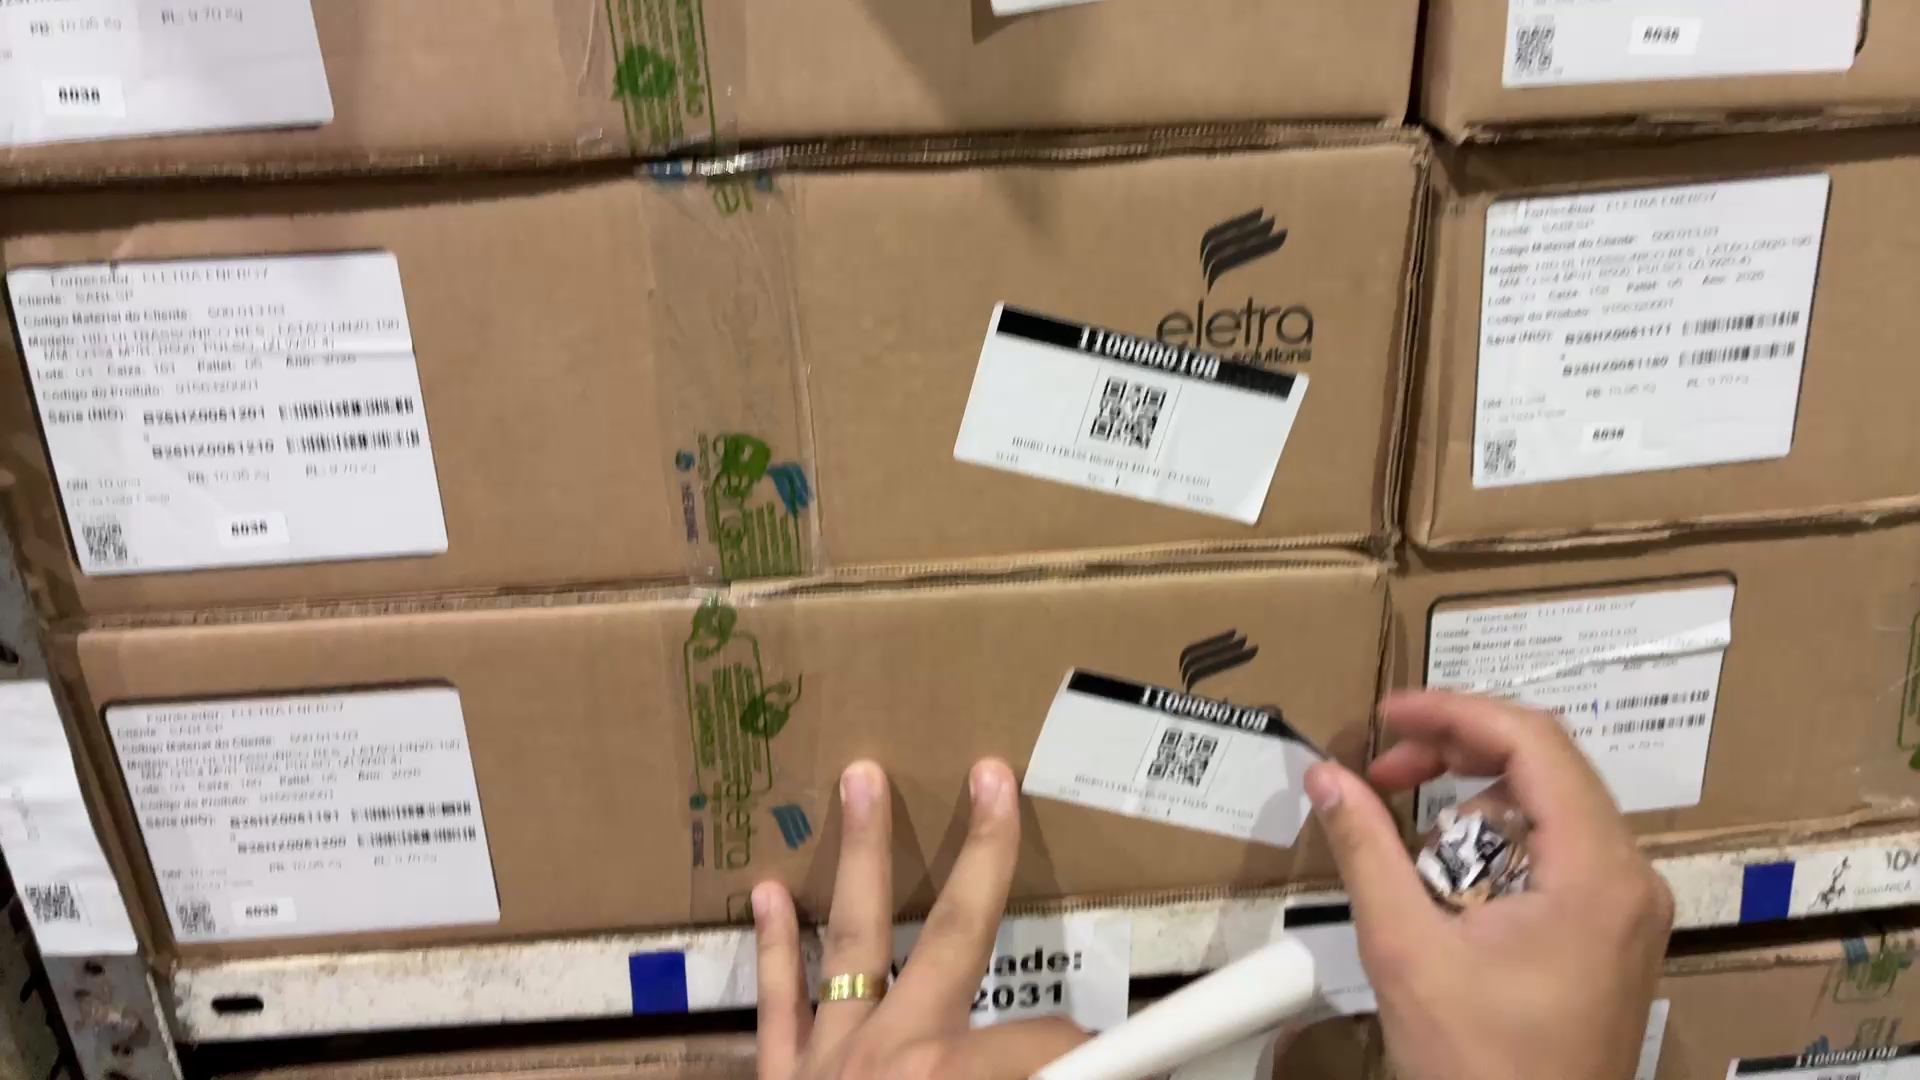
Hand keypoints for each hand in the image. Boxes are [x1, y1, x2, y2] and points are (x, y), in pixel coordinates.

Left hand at [754, 759, 1089, 1079]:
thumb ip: (1031, 1070)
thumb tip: (1075, 1050)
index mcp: (950, 1072)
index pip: (1045, 1036)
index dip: (1083, 1039)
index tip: (1108, 1043)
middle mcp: (892, 1046)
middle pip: (955, 931)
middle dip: (983, 854)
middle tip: (991, 773)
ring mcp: (828, 1057)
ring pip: (852, 937)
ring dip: (863, 854)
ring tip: (860, 775)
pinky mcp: (779, 1079)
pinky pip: (776, 1006)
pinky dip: (775, 948)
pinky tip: (769, 890)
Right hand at [1304, 691, 1673, 1079]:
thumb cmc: (1476, 1058)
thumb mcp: (1403, 942)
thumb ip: (1363, 845)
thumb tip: (1323, 773)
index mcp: (1593, 872)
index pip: (1532, 742)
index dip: (1452, 712)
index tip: (1384, 716)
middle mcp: (1623, 873)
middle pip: (1538, 759)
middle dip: (1449, 749)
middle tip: (1380, 768)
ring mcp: (1616, 898)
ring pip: (1537, 796)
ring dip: (1460, 794)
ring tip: (1404, 834)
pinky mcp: (1598, 920)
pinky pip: (1540, 839)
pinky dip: (1480, 833)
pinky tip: (1439, 872)